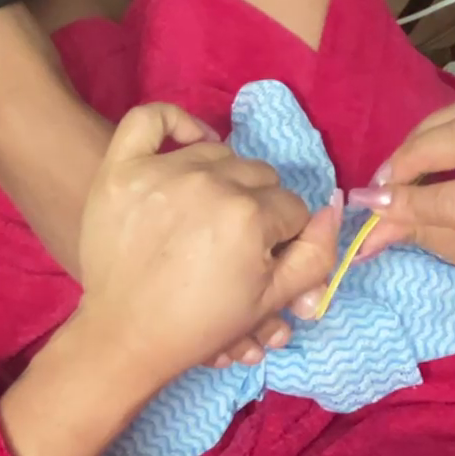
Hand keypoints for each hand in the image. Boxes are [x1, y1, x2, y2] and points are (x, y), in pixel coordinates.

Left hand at [76, 104, 340, 390]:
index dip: (284, 239)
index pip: (293, 209)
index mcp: (250, 217)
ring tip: (209, 213)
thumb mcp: (270, 302)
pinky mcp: (121, 169)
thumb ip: (316, 256)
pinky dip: (174, 123)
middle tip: (234, 241)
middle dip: (258, 208)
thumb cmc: (199, 325)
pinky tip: (191, 143)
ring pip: (218, 152)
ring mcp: (161, 172)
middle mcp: (209, 183)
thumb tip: (333, 208)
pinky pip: (150, 119)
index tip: (260, 261)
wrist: (124, 337)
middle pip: (260, 176)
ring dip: (223, 178)